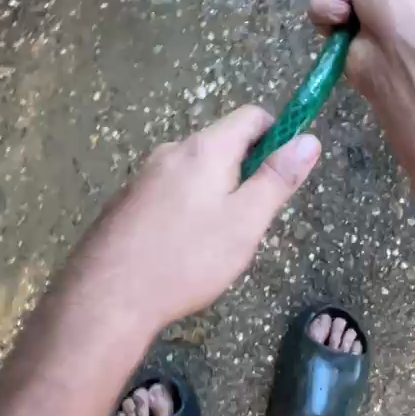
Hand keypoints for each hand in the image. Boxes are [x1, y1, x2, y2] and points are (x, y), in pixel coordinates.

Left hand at [59, 106, 319, 334]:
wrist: (106, 299)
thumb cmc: (186, 259)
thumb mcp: (246, 222)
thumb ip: (277, 179)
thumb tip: (308, 139)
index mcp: (204, 149)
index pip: (252, 116)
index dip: (278, 135)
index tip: (285, 172)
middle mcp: (171, 152)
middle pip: (222, 144)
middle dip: (246, 172)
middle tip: (251, 221)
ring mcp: (143, 177)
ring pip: (195, 171)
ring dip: (216, 192)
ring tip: (216, 242)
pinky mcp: (125, 203)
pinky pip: (169, 191)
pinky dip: (187, 208)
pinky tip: (181, 251)